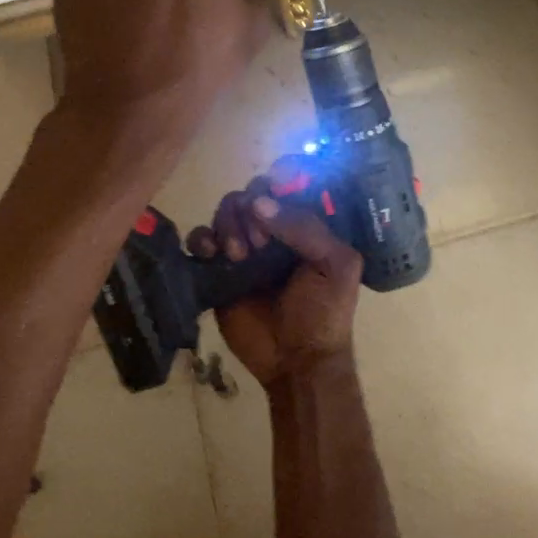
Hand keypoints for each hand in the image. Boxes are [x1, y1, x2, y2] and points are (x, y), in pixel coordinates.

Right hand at [188, 164, 362, 388]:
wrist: (297, 362)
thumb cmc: (325, 312)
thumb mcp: (335, 265)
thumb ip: (306, 228)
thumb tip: (259, 203)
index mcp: (307, 224)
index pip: (290, 183)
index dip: (279, 176)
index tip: (272, 186)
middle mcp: (275, 230)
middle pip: (252, 193)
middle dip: (251, 207)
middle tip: (260, 241)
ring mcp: (245, 248)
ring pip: (226, 211)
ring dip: (229, 223)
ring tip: (240, 255)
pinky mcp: (219, 271)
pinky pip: (201, 240)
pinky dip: (201, 239)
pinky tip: (212, 253)